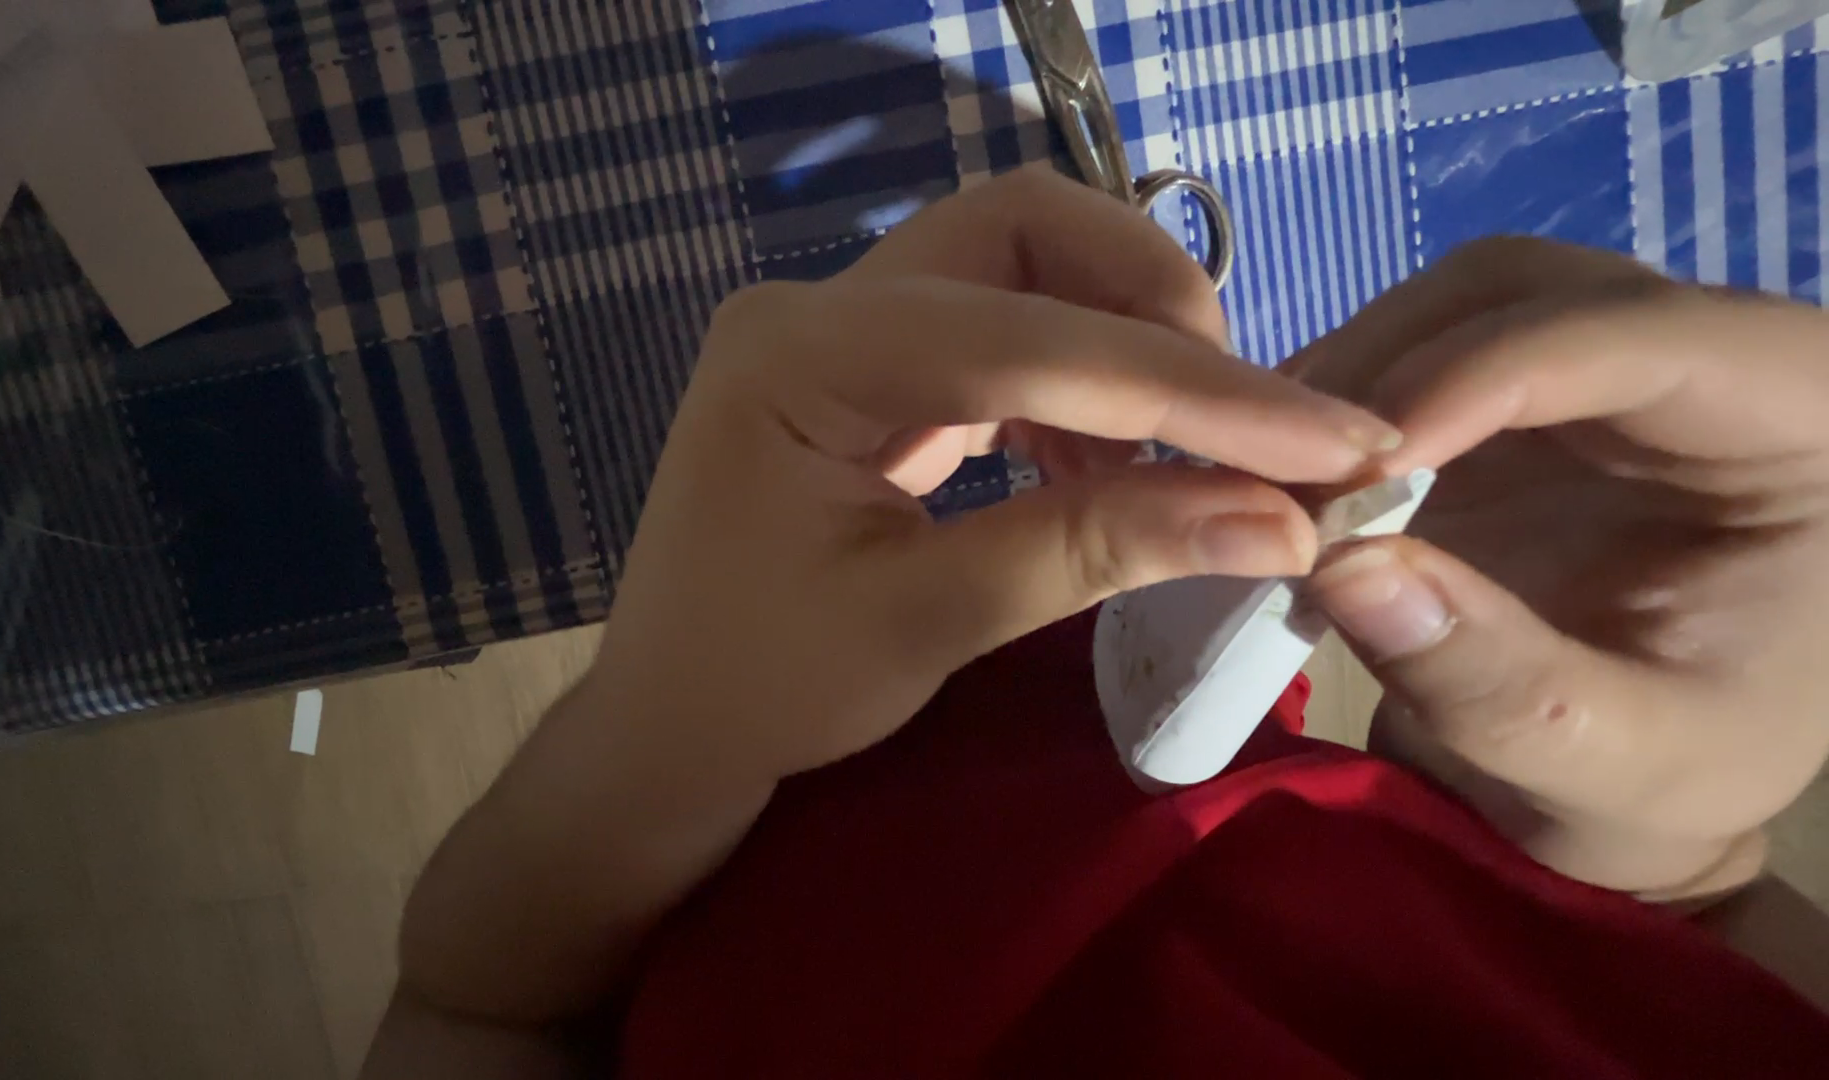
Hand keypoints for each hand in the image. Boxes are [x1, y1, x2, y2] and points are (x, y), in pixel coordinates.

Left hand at [589, 168, 1399, 782]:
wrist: (671, 721)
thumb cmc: (765, 687)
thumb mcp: (928, 620)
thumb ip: (1092, 549)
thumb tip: (1279, 519)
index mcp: (802, 355)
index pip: (1028, 336)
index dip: (1191, 389)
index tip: (1331, 441)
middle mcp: (814, 311)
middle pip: (1020, 236)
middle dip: (1151, 309)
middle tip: (1243, 417)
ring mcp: (835, 336)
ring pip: (1014, 275)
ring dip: (1118, 348)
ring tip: (1183, 457)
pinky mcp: (861, 376)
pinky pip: (991, 339)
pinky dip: (1071, 388)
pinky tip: (1105, 463)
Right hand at [1294, 238, 1828, 900]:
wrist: (1594, 780)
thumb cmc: (1636, 778)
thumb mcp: (1589, 760)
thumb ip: (1486, 677)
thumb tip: (1343, 563)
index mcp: (1809, 435)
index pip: (1641, 336)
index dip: (1483, 376)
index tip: (1353, 476)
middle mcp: (1699, 377)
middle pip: (1522, 288)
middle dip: (1389, 363)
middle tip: (1298, 468)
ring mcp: (1583, 387)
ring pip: (1444, 308)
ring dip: (1344, 378)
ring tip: (1282, 474)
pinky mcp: (1495, 413)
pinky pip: (1397, 356)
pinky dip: (1326, 403)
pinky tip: (1288, 469)